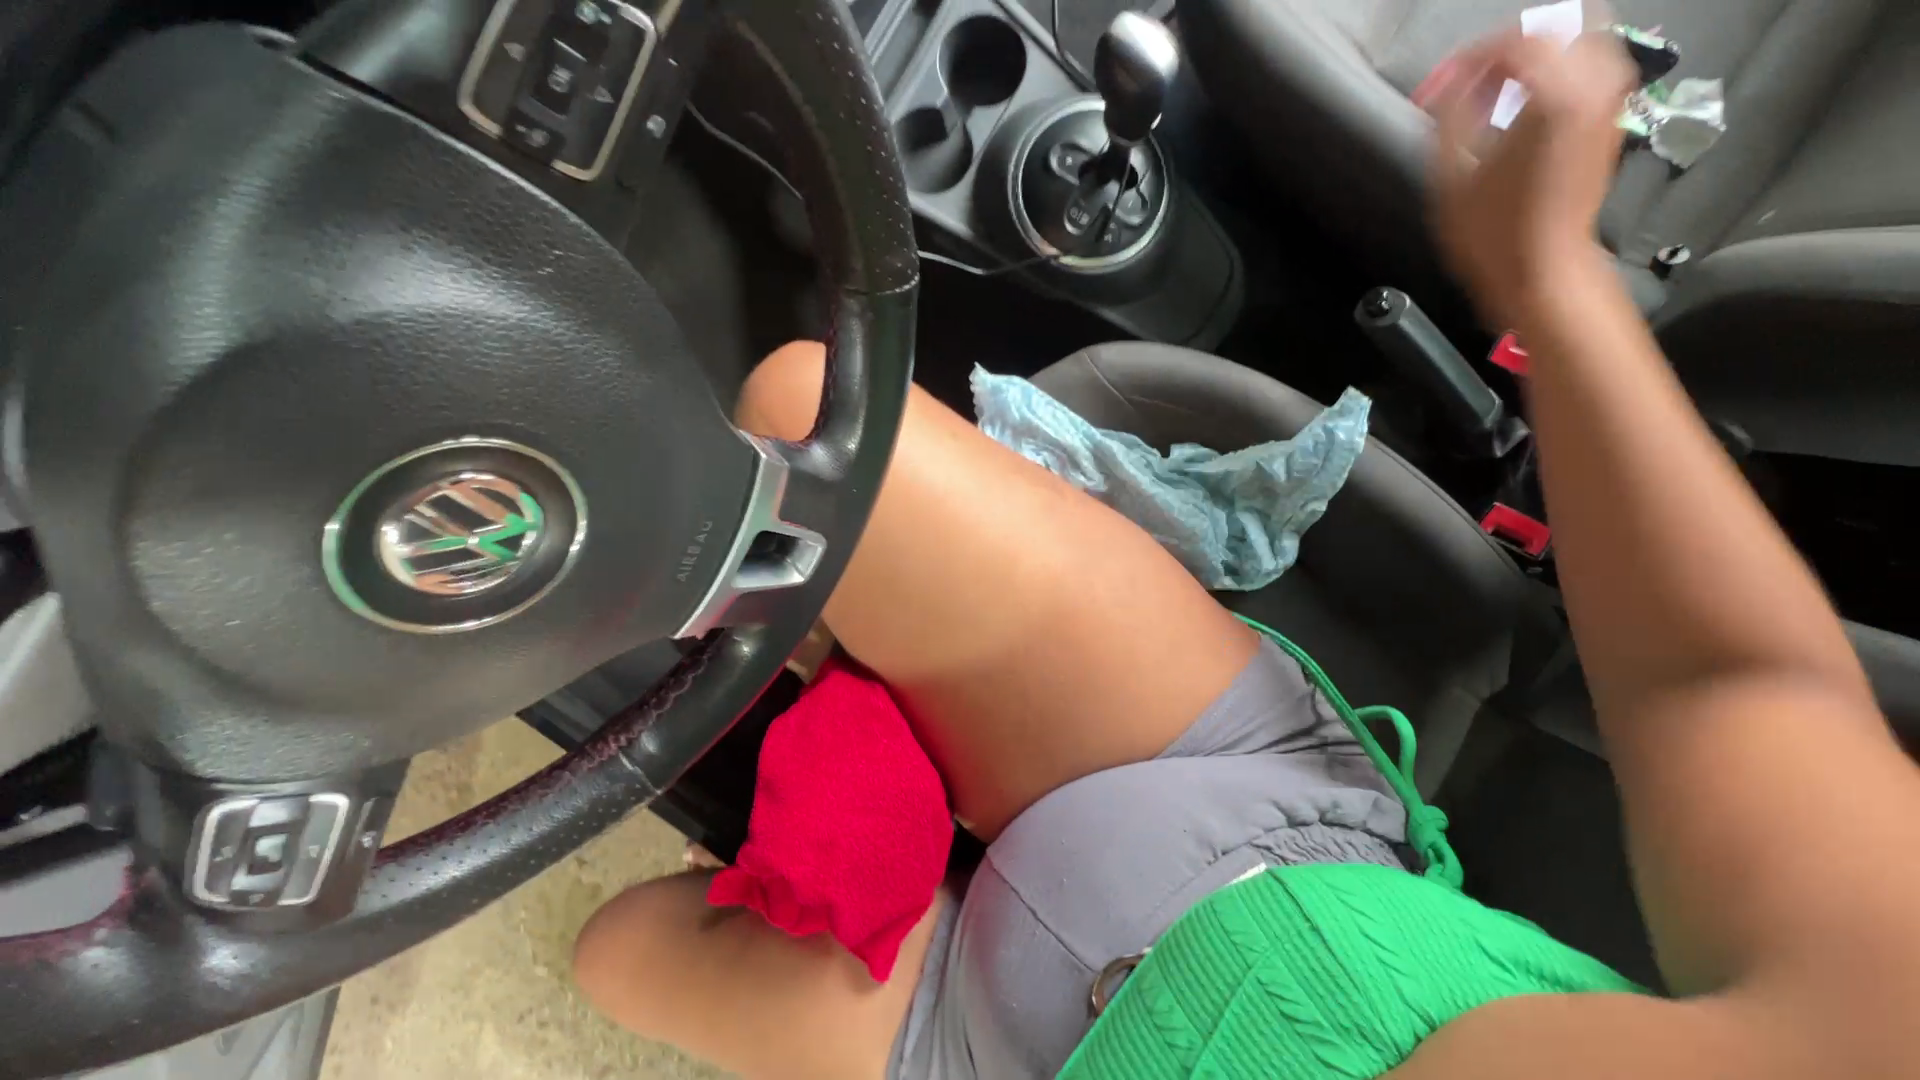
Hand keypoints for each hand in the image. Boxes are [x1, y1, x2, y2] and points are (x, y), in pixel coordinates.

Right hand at [1427, 32, 1634, 328]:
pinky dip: (1553, 73)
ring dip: (1532, 58)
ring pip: (1579, 40)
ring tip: (1492, 91)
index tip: (1439, 86)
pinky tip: (1518, 106)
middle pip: (1557, 27)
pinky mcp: (1609, 121)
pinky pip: (1588, 69)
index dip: (1468, 59)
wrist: (1542, 271)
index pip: (1514, 41)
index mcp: (1556, 97)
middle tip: (1469, 80)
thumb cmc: (1492, 235)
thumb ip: (1448, 114)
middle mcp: (1595, 88)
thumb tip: (1449, 82)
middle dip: (1506, 48)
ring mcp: (1609, 103)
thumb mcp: (1449, 176)